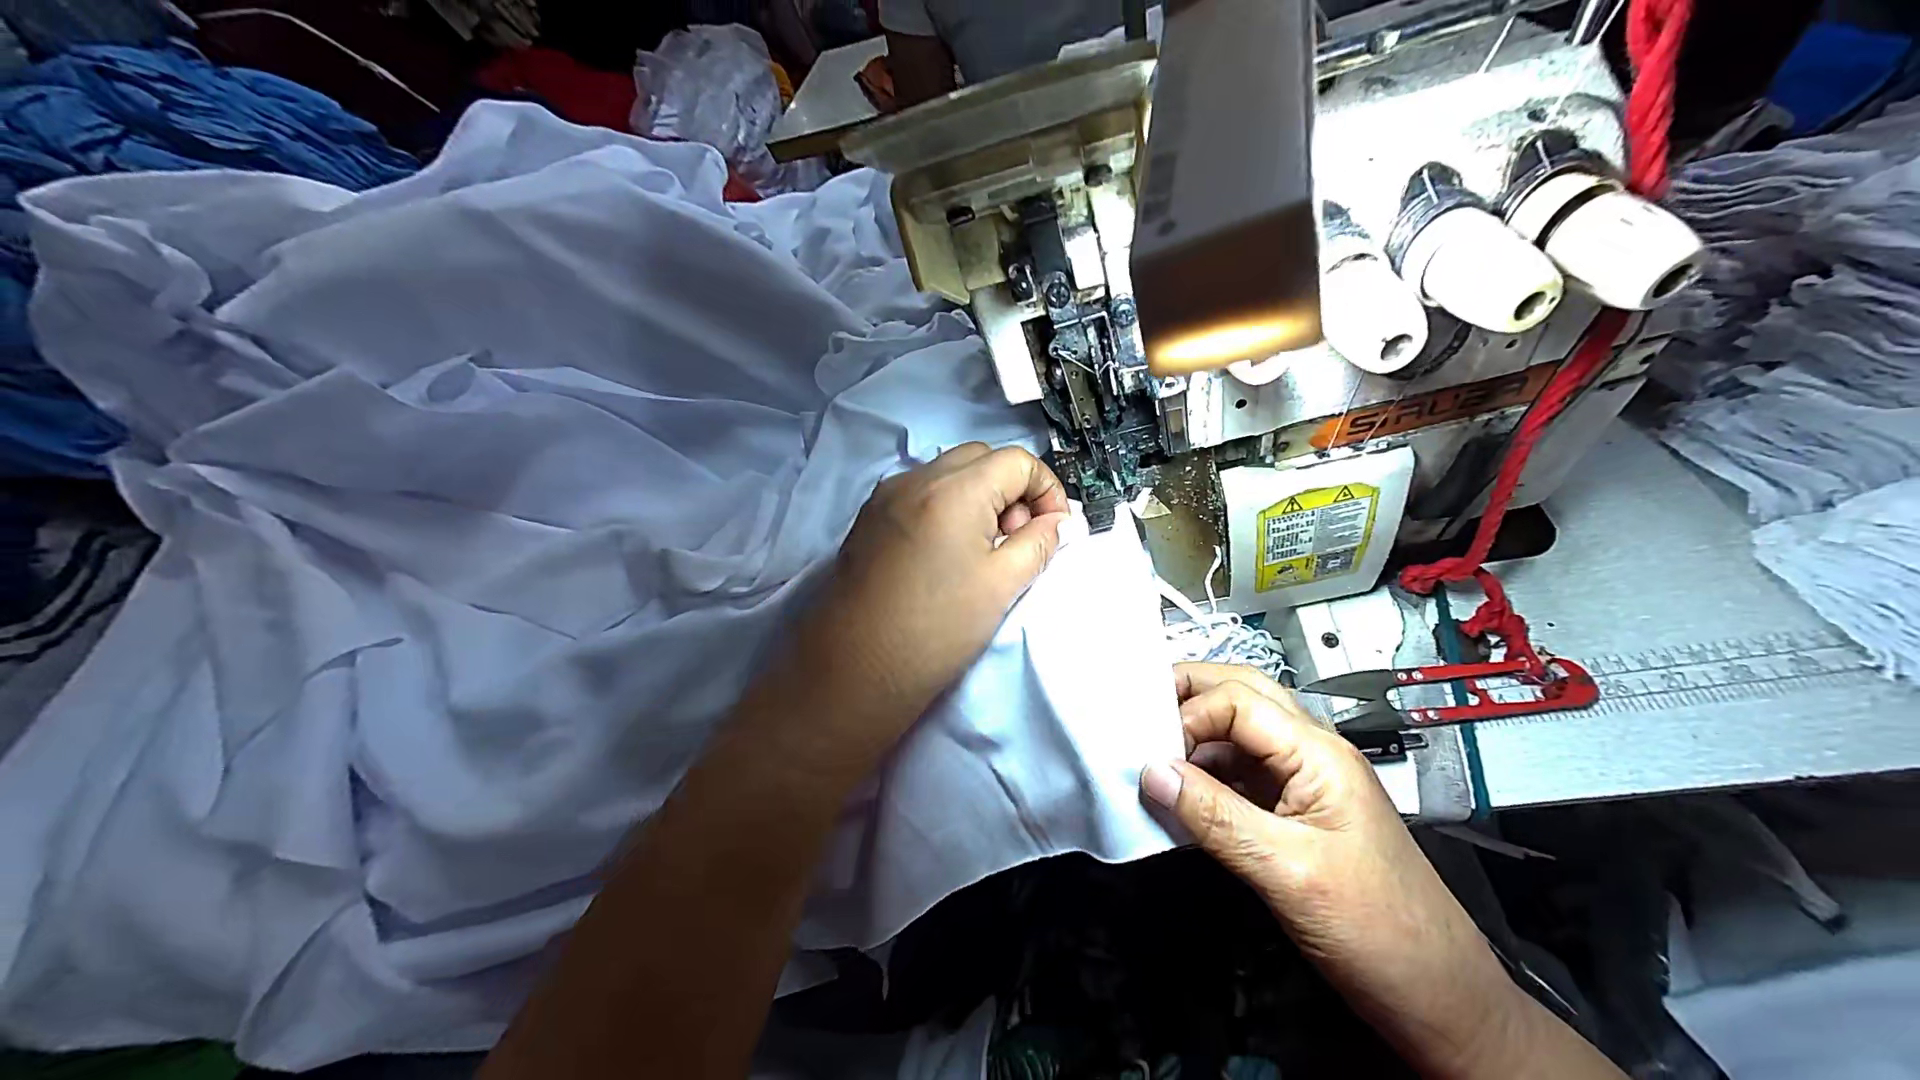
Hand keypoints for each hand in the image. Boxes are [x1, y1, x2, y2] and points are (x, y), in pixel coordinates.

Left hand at [786, 443, 1069, 732]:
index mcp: (954, 491)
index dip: (1046, 490)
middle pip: (983, 458)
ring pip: (949, 472)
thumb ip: (1040, 542)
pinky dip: (946, 506)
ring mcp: (886, 495)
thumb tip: (1057, 521)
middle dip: (1012, 489)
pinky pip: (921, 491)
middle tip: (1016, 539)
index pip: (1018, 461)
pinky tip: (946, 553)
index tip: (1051, 528)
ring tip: (982, 550)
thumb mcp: (1003, 585)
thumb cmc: (935, 631)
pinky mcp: (870, 516)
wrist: (856, 669)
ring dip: (979, 496)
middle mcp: (915, 479)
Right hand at [1140, 664, 1528, 1075]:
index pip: (1238, 700)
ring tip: (1148, 748)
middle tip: (1137, 709)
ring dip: (1193, 734)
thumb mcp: (1288, 871)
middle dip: (1189, 694)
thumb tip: (1152, 772)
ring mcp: (1301, 783)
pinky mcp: (1291, 813)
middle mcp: (1310, 755)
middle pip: (1242, 695)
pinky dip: (1203, 773)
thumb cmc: (1383, 934)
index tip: (1152, 754)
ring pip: (1237, 733)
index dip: (1189, 716)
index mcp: (1319, 754)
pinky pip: (1237, 773)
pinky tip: (1177, 790)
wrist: (1438, 998)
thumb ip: (1215, 816)